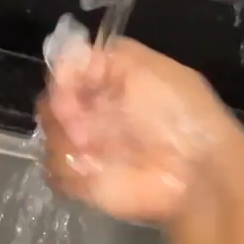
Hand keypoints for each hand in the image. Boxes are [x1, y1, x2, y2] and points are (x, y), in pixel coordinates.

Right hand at [37, 39, 237, 225]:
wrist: (195, 172)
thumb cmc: (179, 115)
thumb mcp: (152, 68)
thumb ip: (109, 57)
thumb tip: (67, 60)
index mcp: (108, 87)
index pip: (64, 76)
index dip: (62, 79)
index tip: (69, 86)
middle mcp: (94, 118)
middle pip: (50, 108)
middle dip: (60, 112)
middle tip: (81, 123)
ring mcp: (87, 153)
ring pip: (49, 140)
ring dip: (66, 142)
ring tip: (93, 150)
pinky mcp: (84, 185)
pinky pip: (54, 174)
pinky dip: (69, 170)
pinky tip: (93, 170)